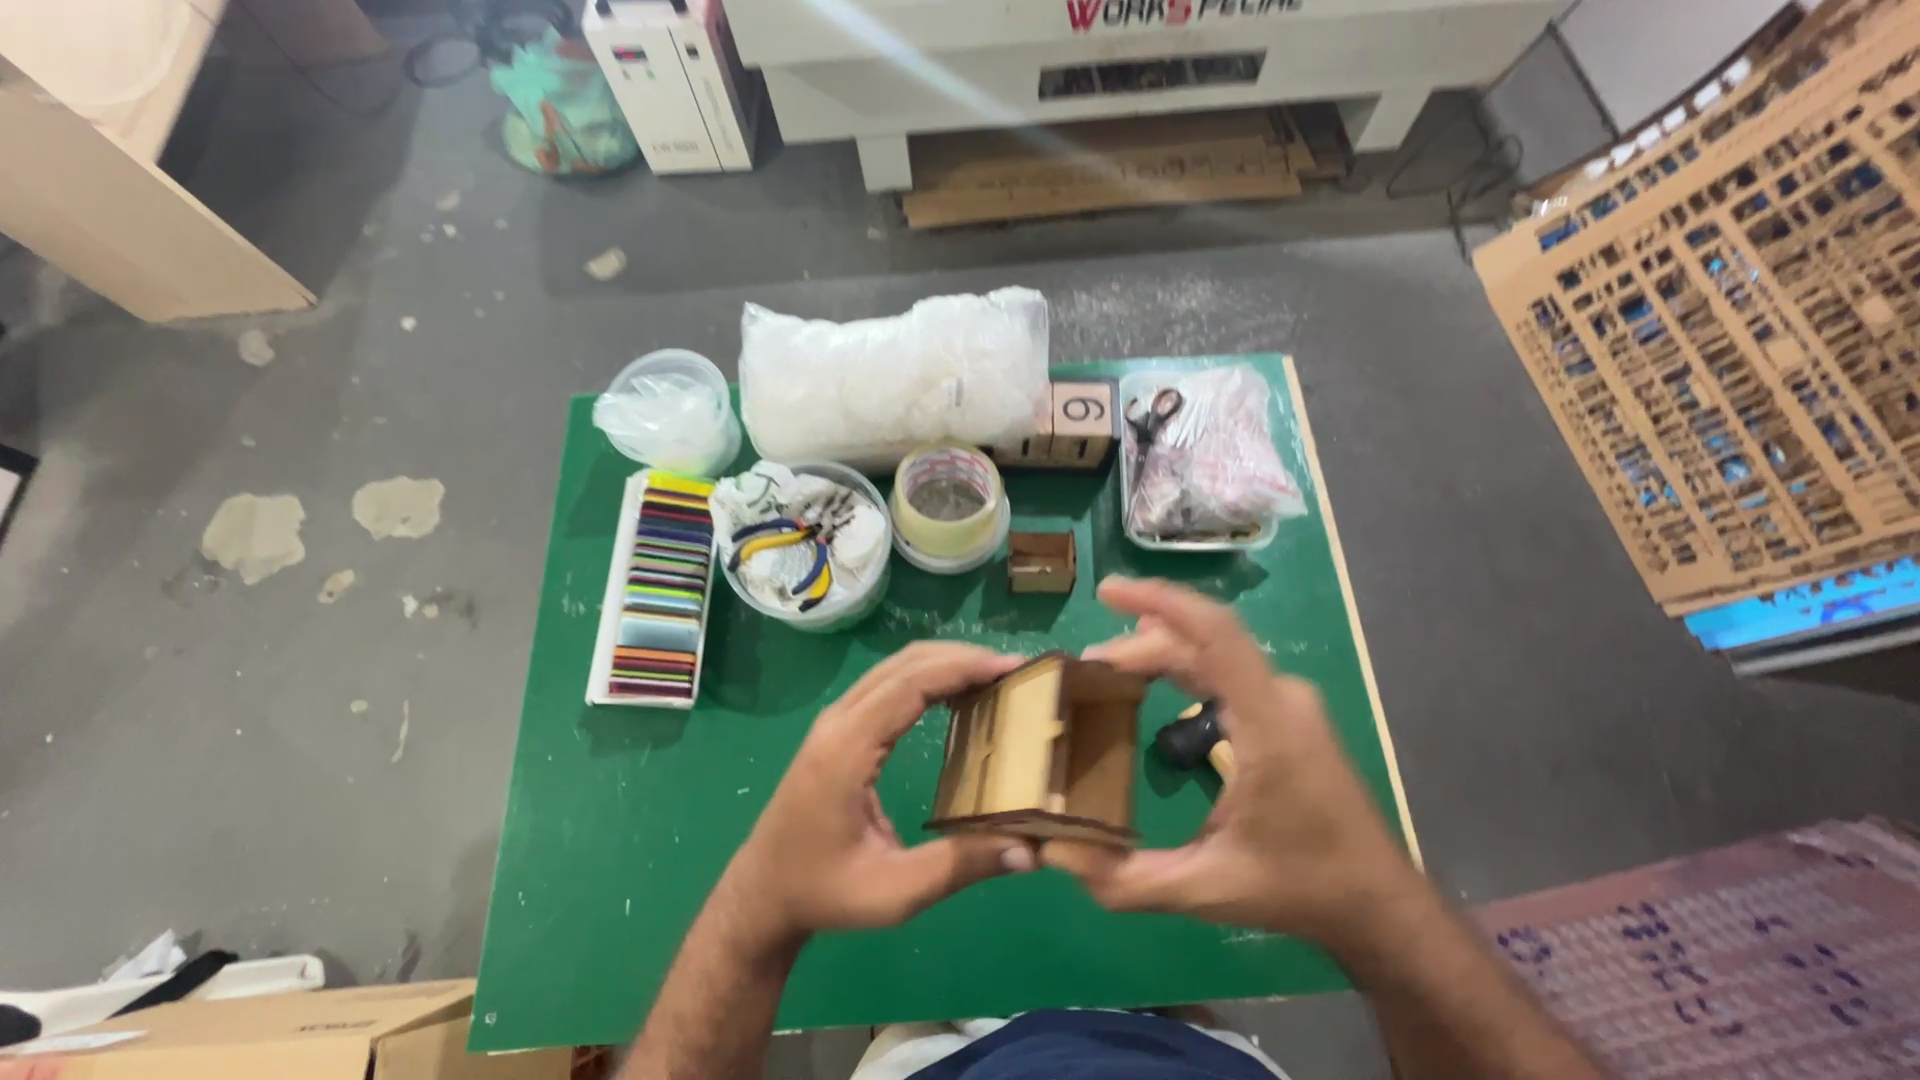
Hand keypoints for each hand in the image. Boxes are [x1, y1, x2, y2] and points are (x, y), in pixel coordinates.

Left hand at [720, 642, 1037, 944]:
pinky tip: (958, 696)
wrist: (763, 893)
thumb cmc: (824, 892)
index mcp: (847, 750)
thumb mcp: (895, 892)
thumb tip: (1031, 852)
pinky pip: (887, 684)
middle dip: (961, 657)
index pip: (910, 683)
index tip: (1011, 667)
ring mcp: (835, 722)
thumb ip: (960, 867)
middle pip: (904, 663)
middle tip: (1014, 672)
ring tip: (995, 678)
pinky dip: (927, 678)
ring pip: (894, 668)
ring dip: (944, 663)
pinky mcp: (838, 730)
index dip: (962, 668)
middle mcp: (838, 722)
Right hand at [1043, 577, 1419, 950]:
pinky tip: (1153, 677)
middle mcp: (1282, 700)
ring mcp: (1289, 704)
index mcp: (1268, 727)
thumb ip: (1130, 879)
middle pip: (1204, 643)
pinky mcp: (1287, 715)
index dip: (1163, 601)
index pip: (1216, 636)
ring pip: (1216, 655)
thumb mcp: (1209, 890)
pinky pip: (1229, 671)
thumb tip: (1060, 855)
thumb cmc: (1300, 888)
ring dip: (1160, 651)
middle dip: (1139, 645)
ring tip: (1105, 667)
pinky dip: (1184, 665)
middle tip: (1084, 666)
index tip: (1109, 591)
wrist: (1376, 902)